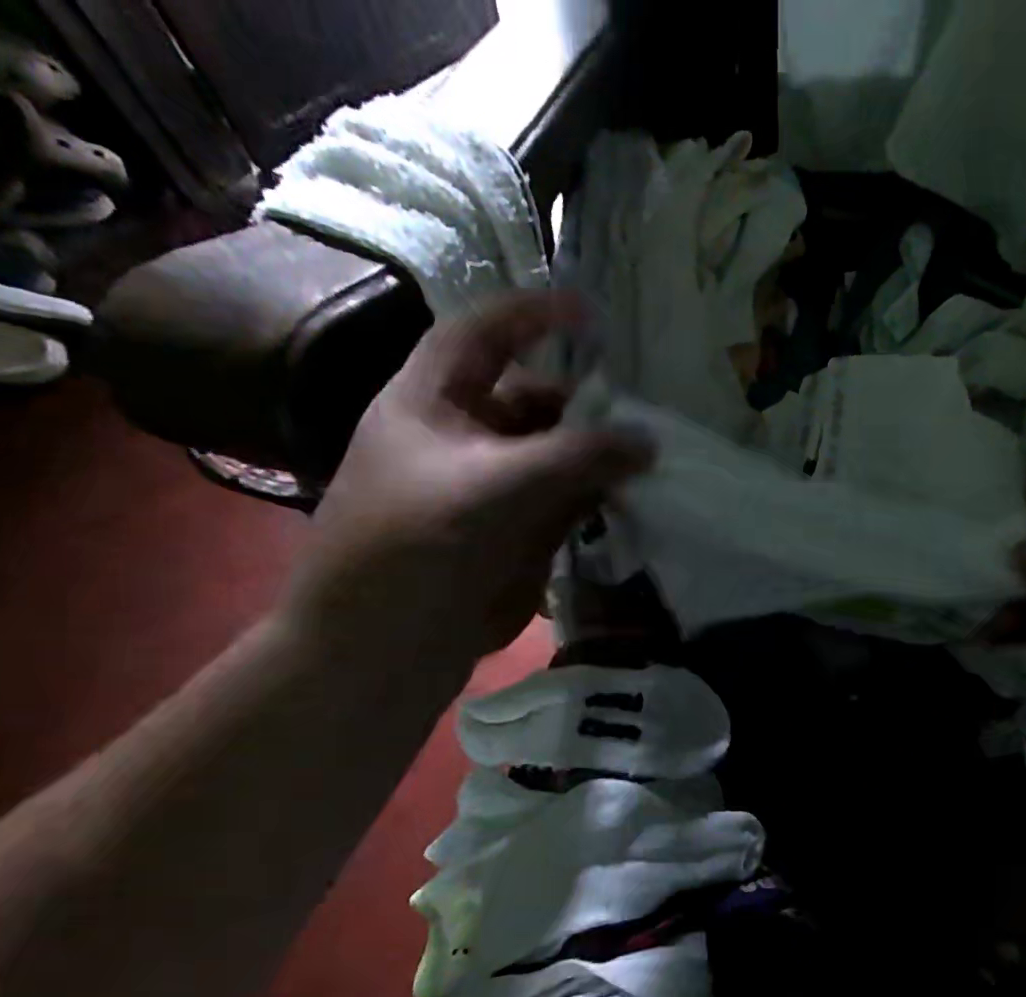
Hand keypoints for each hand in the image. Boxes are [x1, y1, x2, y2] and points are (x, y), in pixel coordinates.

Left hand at [279, 291, 651, 684]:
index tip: (593, 313)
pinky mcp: (500, 532)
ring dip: (590, 452)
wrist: (378, 653)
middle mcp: (455, 436)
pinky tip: (623, 499)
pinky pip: (553, 499)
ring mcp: (480, 487)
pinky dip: (587, 495)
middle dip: (580, 401)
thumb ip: (578, 457)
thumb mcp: (499, 488)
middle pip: (527, 398)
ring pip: (547, 452)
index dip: (534, 314)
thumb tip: (648, 440)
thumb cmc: (418, 548)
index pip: (483, 333)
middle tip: (637, 410)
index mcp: (429, 402)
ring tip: (644, 457)